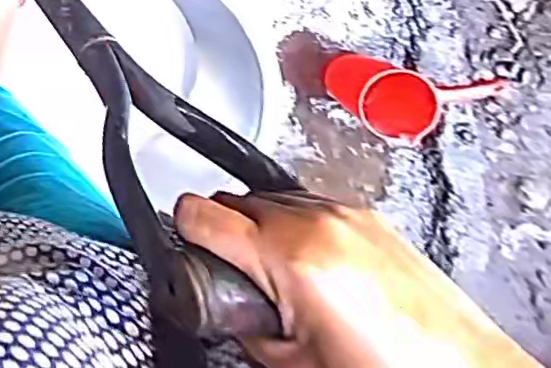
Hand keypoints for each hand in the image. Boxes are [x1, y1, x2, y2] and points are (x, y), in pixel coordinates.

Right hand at [176, 191, 537, 367]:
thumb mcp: (293, 364)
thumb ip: (242, 320)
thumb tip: (219, 296)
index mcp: (287, 255)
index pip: (193, 210)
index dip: (185, 232)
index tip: (196, 252)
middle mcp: (310, 220)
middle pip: (227, 200)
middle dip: (230, 237)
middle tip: (253, 284)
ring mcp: (341, 211)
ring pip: (263, 199)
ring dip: (264, 230)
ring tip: (296, 281)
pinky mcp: (365, 213)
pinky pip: (304, 204)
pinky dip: (300, 229)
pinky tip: (321, 271)